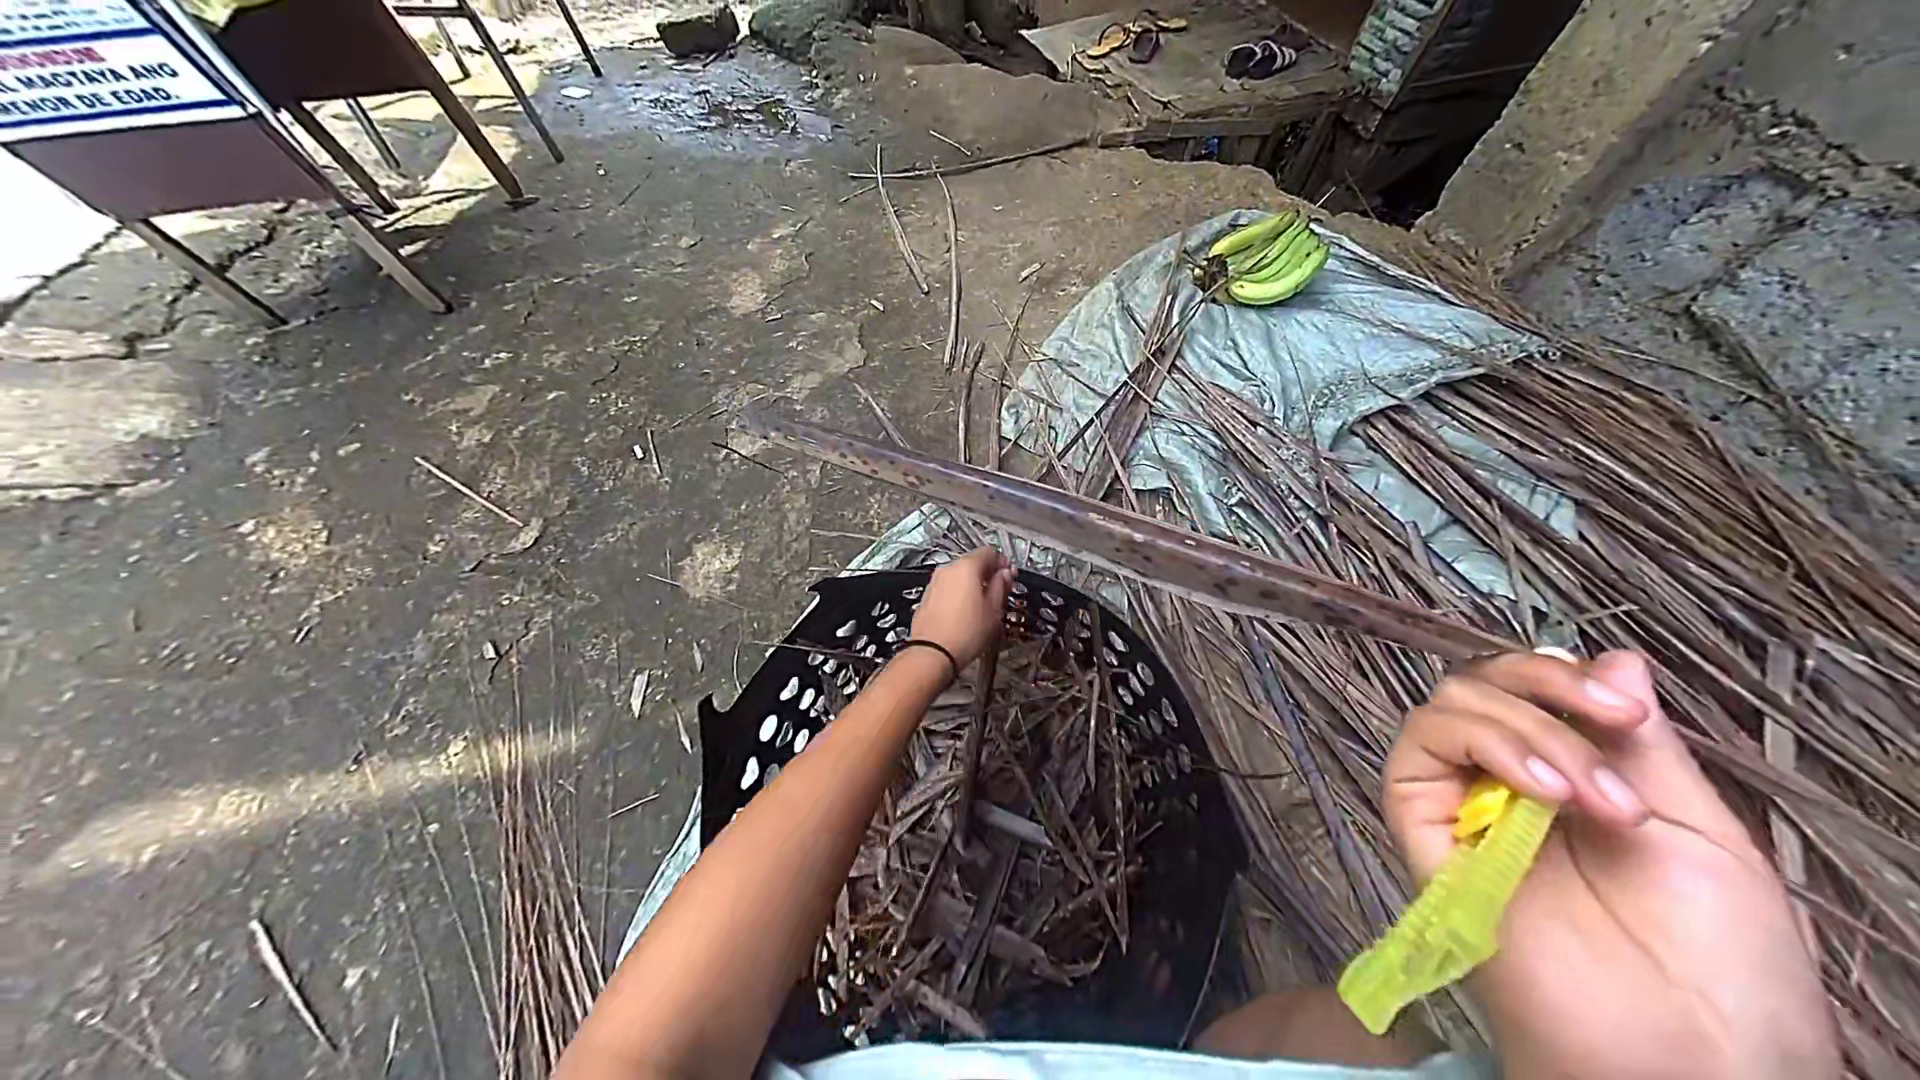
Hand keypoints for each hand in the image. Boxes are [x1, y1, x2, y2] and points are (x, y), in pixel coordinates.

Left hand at [908, 548, 1013, 667]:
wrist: (933, 653)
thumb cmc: (963, 635)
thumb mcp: (994, 610)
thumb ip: (1001, 586)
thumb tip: (1004, 576)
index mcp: (966, 567)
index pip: (989, 552)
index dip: (1002, 563)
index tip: (1008, 574)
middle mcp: (948, 570)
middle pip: (973, 562)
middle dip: (988, 574)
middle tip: (1000, 590)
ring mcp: (935, 583)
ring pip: (959, 576)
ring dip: (973, 584)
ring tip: (984, 605)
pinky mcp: (928, 597)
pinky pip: (948, 589)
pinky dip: (958, 594)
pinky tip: (966, 612)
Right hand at [1384, 650, 1836, 1079]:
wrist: (1681, 1052)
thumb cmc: (1715, 958)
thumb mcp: (1695, 828)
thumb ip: (1639, 743)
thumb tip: (1613, 654)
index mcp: (1561, 775)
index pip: (1523, 691)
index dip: (1557, 676)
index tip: (1620, 703)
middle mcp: (1497, 778)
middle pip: (1476, 685)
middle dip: (1545, 692)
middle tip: (1616, 729)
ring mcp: (1454, 799)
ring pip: (1446, 707)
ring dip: (1525, 727)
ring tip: (1595, 796)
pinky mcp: (1417, 822)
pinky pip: (1418, 751)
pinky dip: (1481, 744)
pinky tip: (1543, 787)